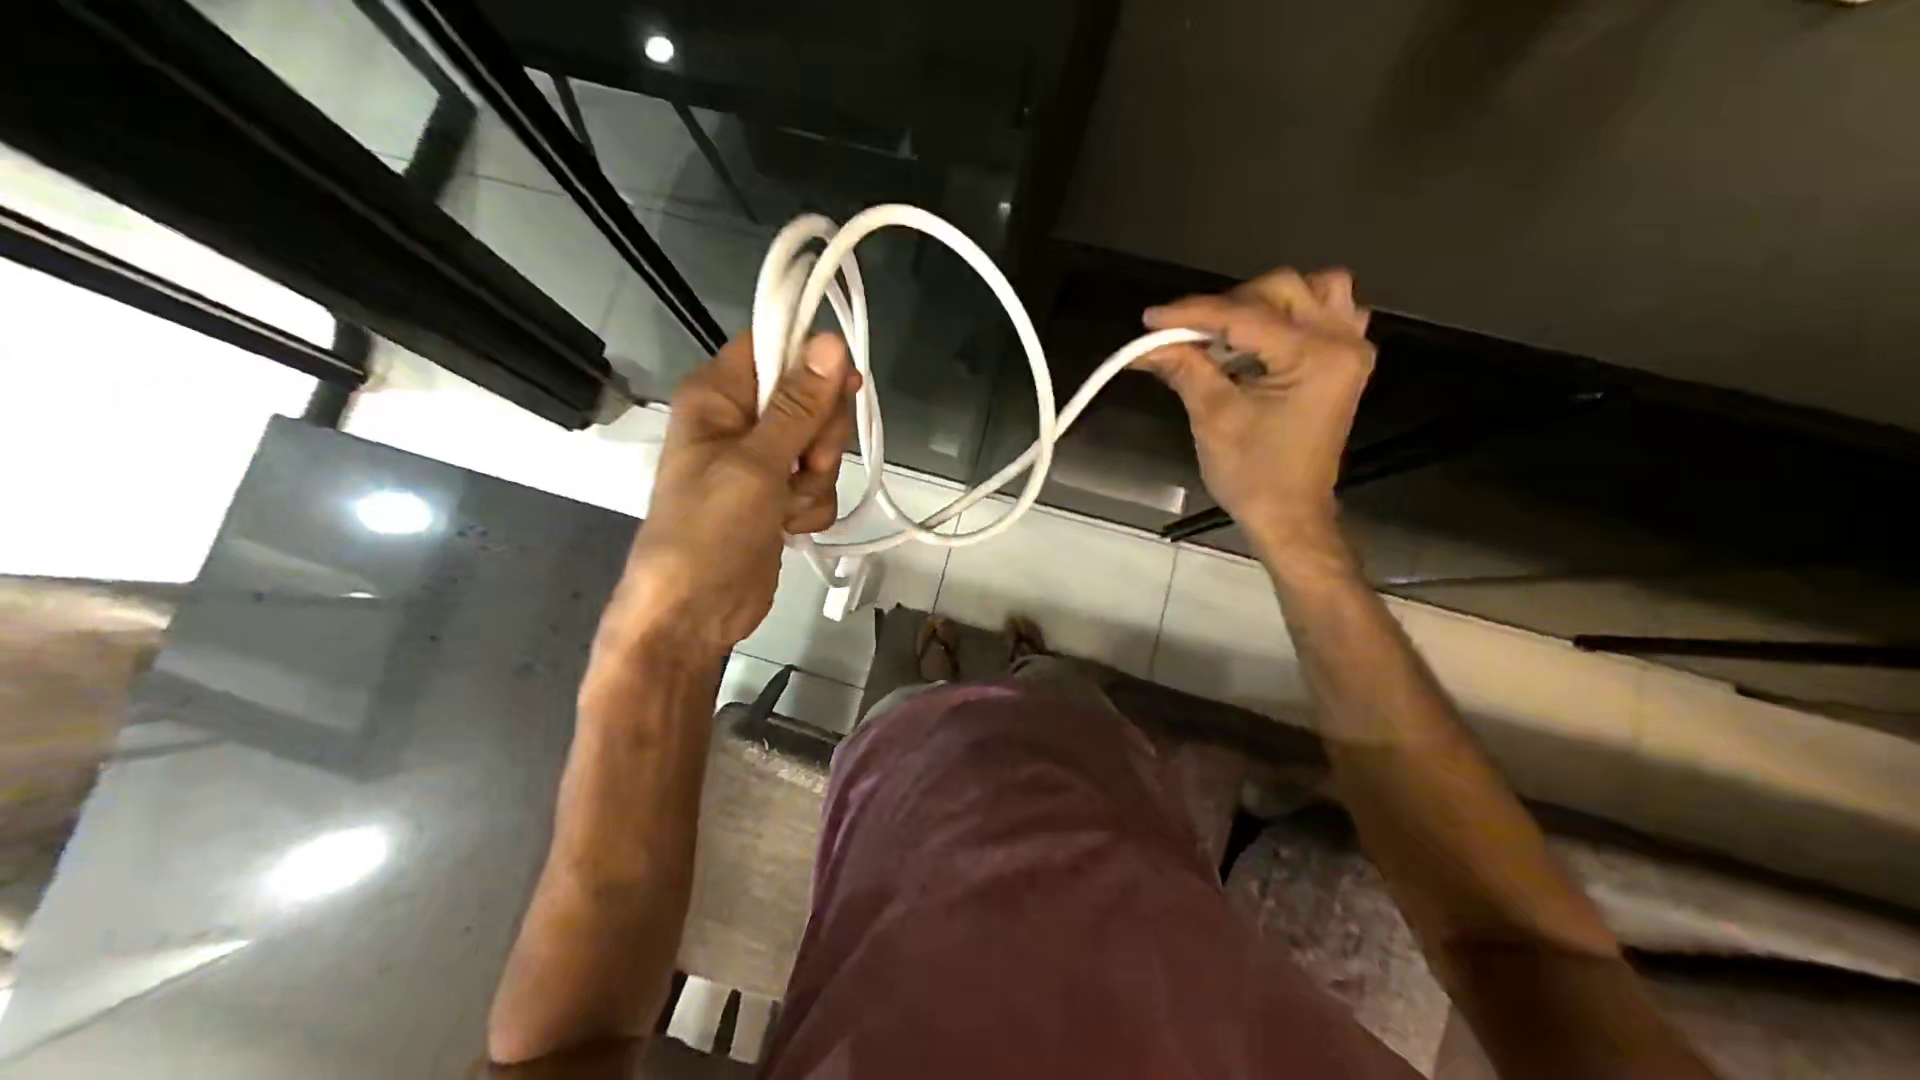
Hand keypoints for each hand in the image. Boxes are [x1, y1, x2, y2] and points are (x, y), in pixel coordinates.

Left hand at [608, 331, 858, 653]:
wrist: (694, 613)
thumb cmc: (709, 530)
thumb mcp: (755, 463)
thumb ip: (798, 405)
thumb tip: (831, 342)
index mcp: (718, 396)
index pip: (772, 345)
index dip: (811, 360)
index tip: (844, 383)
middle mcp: (741, 421)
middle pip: (809, 398)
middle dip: (819, 437)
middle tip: (804, 464)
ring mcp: (763, 462)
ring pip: (821, 447)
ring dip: (816, 480)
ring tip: (786, 506)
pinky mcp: (779, 497)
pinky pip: (819, 485)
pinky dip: (811, 507)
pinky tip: (789, 527)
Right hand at [1136, 267, 1374, 556]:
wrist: (1289, 515)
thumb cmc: (1253, 474)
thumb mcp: (1213, 417)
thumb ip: (1185, 368)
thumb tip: (1147, 344)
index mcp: (1315, 357)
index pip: (1246, 317)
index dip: (1193, 314)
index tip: (1151, 319)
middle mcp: (1343, 341)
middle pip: (1282, 290)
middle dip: (1228, 307)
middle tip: (1189, 336)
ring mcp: (1349, 350)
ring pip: (1315, 290)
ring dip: (1267, 302)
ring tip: (1231, 332)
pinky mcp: (1342, 363)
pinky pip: (1330, 313)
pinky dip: (1296, 314)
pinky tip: (1267, 336)